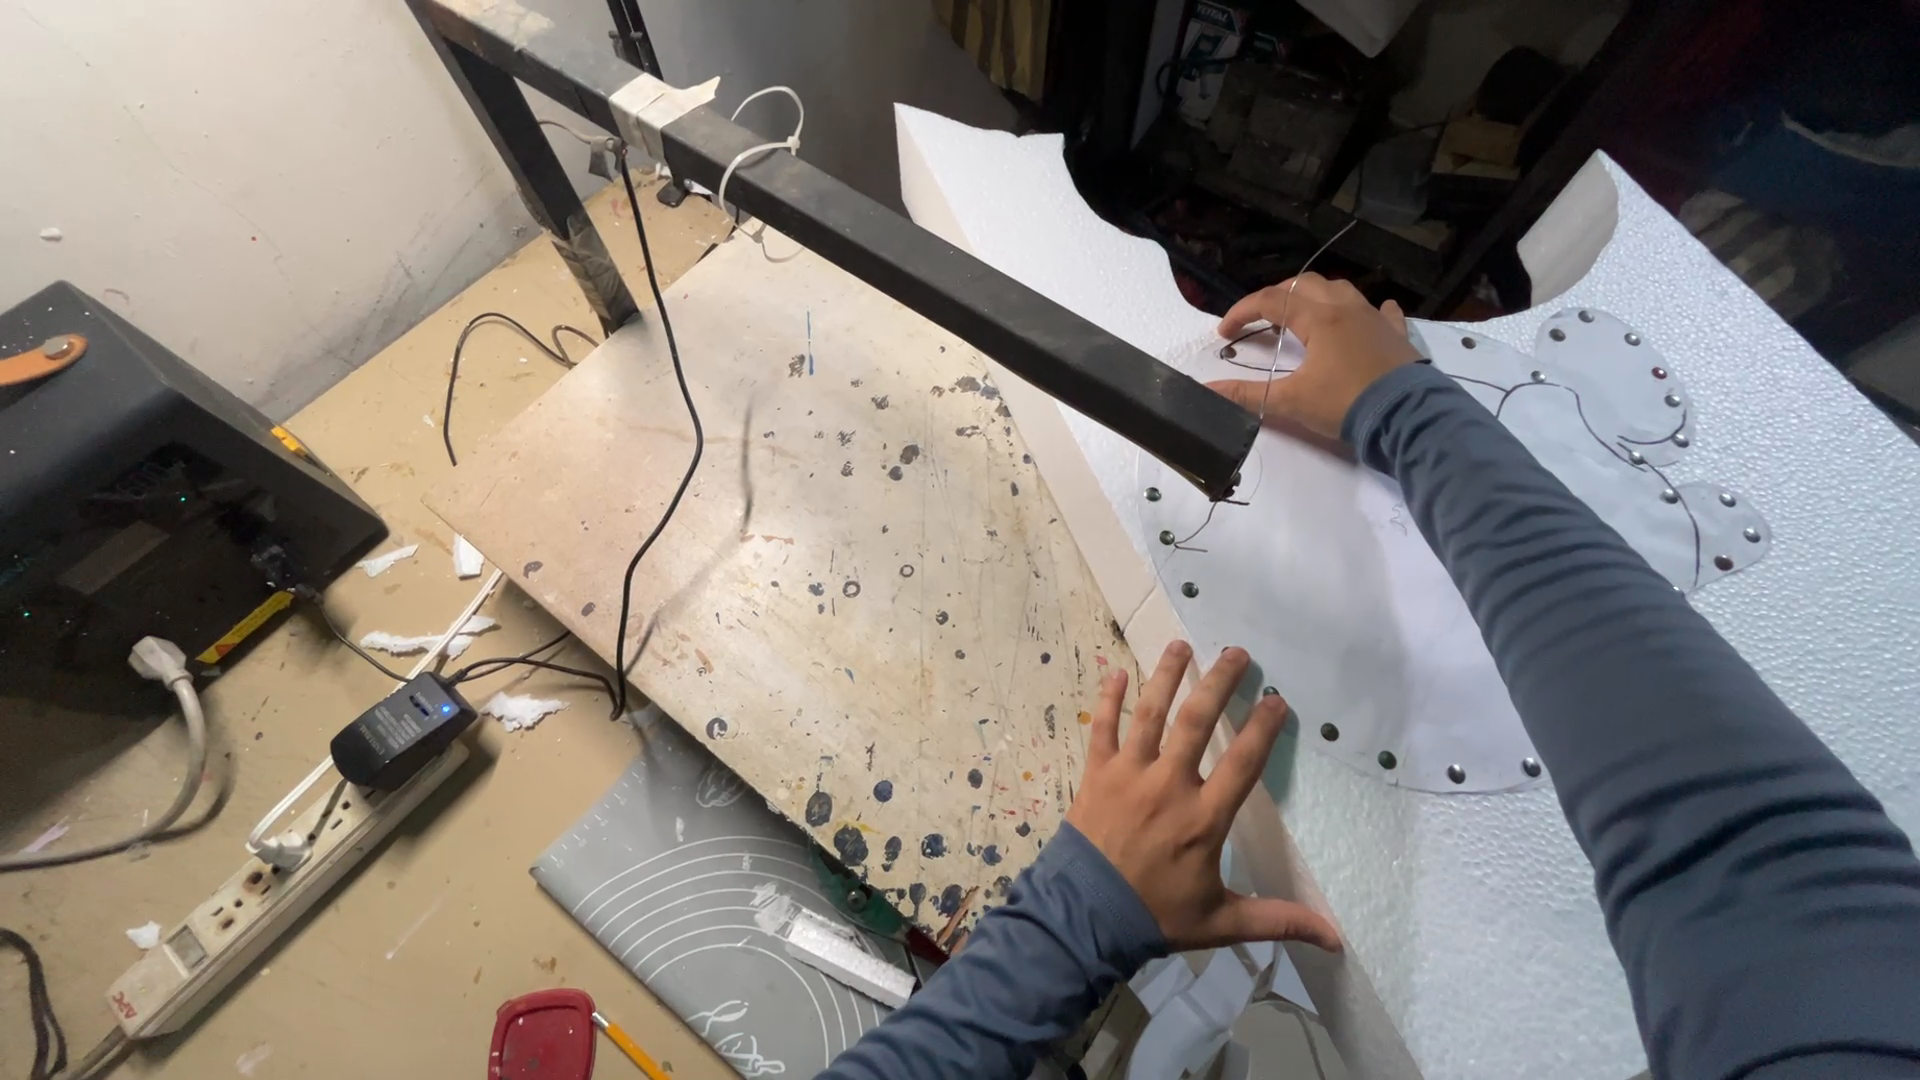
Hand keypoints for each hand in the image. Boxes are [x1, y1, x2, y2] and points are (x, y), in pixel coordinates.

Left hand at [1066, 642, 1340, 952]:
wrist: (1085, 914)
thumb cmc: (1155, 914)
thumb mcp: (1220, 922)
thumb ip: (1277, 920)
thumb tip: (1336, 940)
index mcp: (1203, 817)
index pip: (1241, 763)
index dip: (1261, 729)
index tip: (1276, 699)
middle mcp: (1168, 784)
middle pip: (1195, 722)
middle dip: (1217, 683)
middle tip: (1235, 653)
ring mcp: (1128, 773)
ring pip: (1149, 714)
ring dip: (1165, 676)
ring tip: (1180, 645)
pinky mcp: (1096, 772)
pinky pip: (1101, 727)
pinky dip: (1107, 699)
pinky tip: (1114, 671)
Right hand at [1208, 273, 1421, 441]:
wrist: (1406, 416)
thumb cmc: (1344, 403)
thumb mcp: (1290, 402)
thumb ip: (1246, 395)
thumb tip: (1207, 390)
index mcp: (1319, 318)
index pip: (1270, 301)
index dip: (1242, 312)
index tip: (1224, 333)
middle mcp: (1346, 309)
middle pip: (1305, 284)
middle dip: (1276, 296)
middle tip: (1260, 320)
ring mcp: (1375, 319)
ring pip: (1340, 290)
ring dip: (1314, 297)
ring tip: (1300, 318)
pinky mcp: (1395, 335)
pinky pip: (1381, 311)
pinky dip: (1365, 311)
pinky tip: (1365, 316)